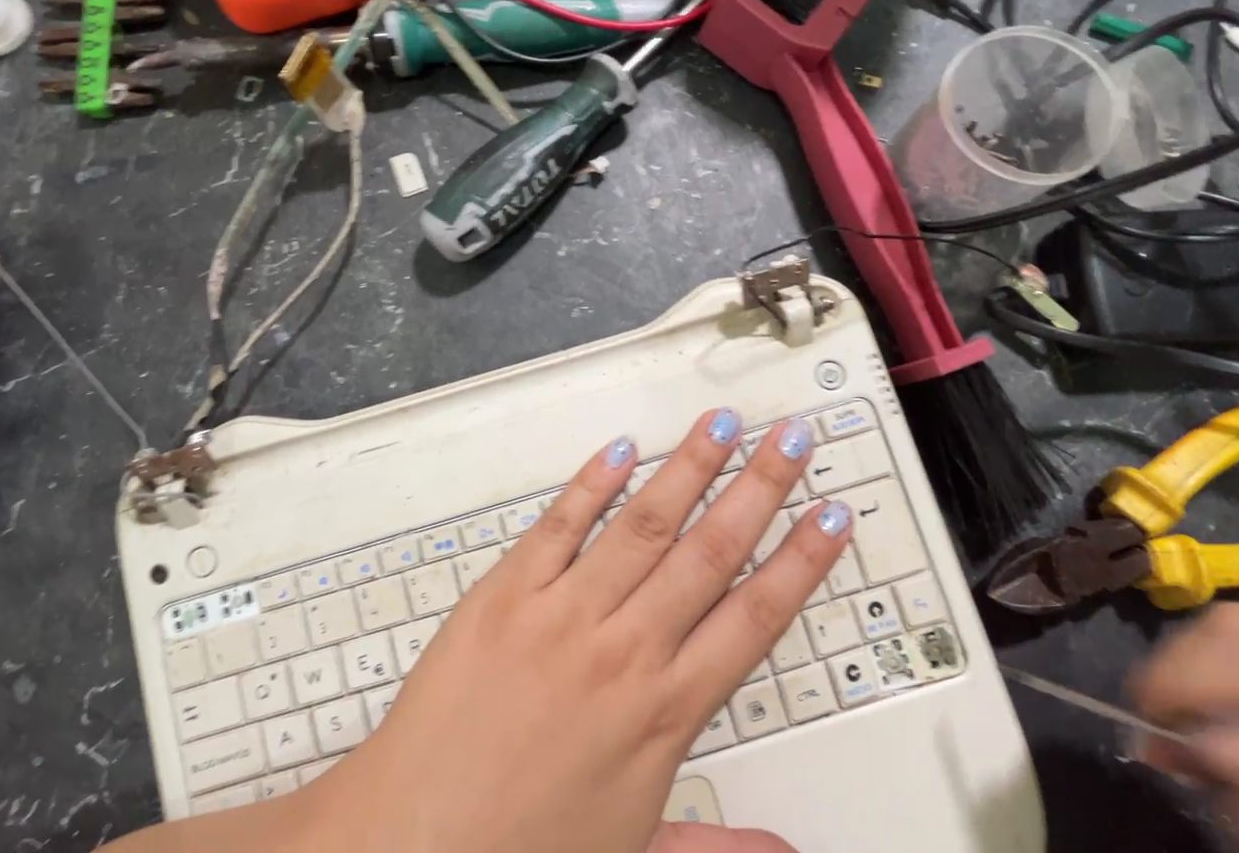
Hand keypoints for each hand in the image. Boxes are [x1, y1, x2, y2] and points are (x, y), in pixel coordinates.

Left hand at [309, 407, 844, 852]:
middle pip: (710, 553)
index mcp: (663, 712)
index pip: (755, 617)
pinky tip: (618, 451)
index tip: (828, 517)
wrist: (410, 843)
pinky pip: (557, 527)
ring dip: (687, 470)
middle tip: (790, 442)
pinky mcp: (503, 597)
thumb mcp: (636, 851)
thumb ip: (716, 843)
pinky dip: (590, 485)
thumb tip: (782, 850)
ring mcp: (561, 615)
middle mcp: (621, 652)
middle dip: (759, 490)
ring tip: (720, 427)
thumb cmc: (516, 849)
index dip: (800, 561)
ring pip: (643, 525)